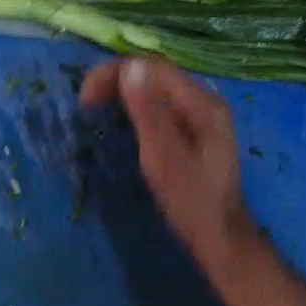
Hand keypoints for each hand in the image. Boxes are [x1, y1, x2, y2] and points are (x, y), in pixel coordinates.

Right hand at [79, 57, 253, 264]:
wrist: (220, 238)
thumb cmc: (190, 201)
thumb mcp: (164, 156)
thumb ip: (148, 111)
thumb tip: (129, 67)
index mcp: (203, 103)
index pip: (153, 68)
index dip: (115, 74)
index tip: (85, 98)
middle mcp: (205, 101)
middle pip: (155, 74)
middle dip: (116, 80)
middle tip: (86, 104)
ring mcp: (202, 115)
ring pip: (156, 88)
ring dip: (124, 91)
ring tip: (97, 107)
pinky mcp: (194, 128)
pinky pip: (161, 103)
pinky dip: (136, 105)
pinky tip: (122, 119)